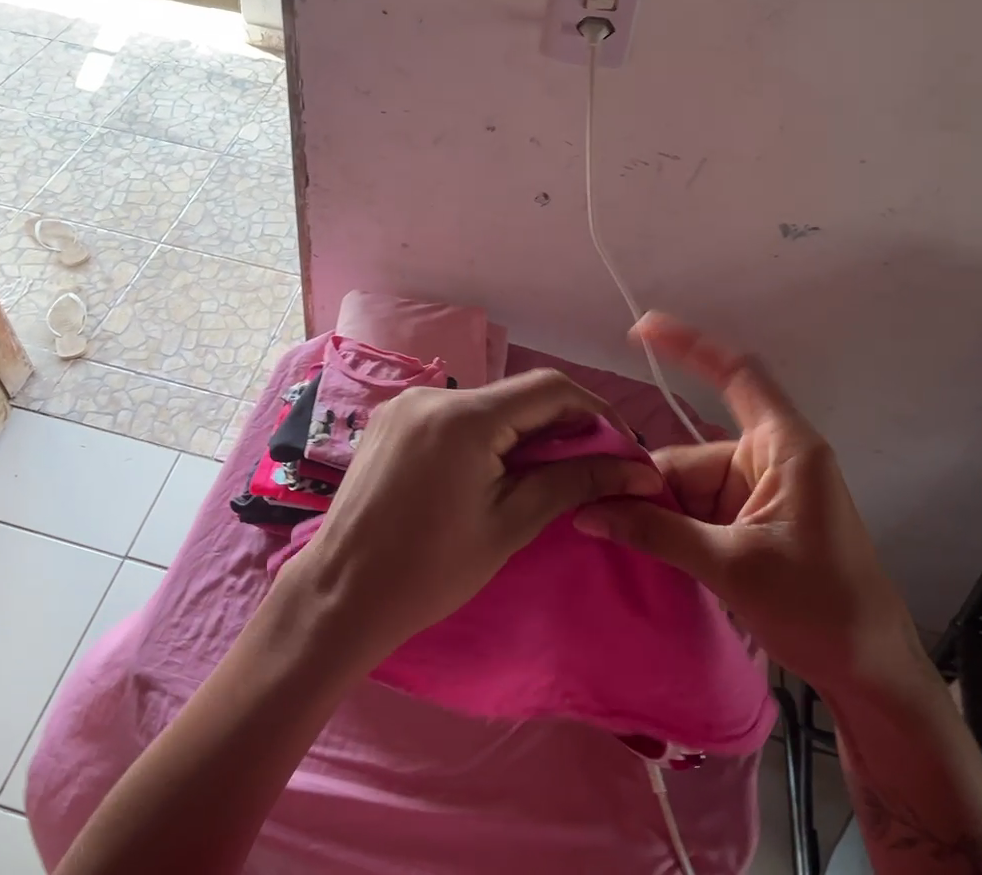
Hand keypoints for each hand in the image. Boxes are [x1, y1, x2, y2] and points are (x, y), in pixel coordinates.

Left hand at [276, 369, 662, 665]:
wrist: (342, 593)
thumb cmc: (431, 569)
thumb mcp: (511, 524)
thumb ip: (574, 482)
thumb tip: (638, 470)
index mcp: (463, 416)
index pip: (551, 388)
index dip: (596, 413)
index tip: (621, 450)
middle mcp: (432, 394)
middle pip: (516, 395)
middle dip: (560, 427)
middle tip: (589, 470)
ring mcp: (404, 405)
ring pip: (485, 405)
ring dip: (522, 432)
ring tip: (543, 477)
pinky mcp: (389, 422)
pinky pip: (452, 417)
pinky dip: (484, 436)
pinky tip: (492, 472)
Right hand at [574, 314, 922, 692]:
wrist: (867, 671)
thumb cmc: (818, 606)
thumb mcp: (730, 566)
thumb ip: (655, 532)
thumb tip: (585, 512)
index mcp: (784, 450)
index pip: (737, 377)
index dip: (690, 347)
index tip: (641, 329)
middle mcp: (769, 462)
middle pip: (690, 452)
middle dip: (648, 483)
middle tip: (597, 512)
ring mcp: (759, 495)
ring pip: (687, 487)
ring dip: (656, 513)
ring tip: (616, 539)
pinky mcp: (751, 524)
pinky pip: (697, 512)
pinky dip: (670, 527)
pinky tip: (639, 546)